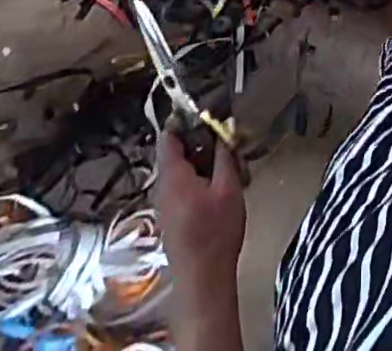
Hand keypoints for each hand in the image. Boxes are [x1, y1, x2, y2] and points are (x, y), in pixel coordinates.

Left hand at [154, 131, 245, 313]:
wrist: (203, 280)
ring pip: (181, 170)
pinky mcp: (171, 217)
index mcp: (172, 175)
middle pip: (176, 152)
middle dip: (200, 142)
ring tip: (228, 163)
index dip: (185, 119)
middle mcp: (162, 186)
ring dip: (202, 162)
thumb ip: (224, 155)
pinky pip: (181, 186)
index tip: (207, 112)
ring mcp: (164, 203)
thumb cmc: (216, 230)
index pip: (168, 136)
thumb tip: (223, 129)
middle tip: (225, 139)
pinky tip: (220, 186)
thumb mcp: (228, 187)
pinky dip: (198, 178)